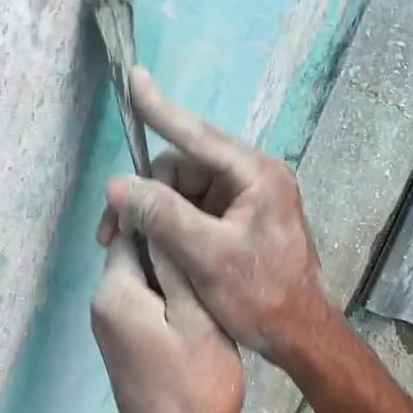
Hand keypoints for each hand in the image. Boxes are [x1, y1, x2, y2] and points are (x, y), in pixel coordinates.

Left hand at [91, 228, 243, 412]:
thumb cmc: (196, 385)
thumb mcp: (198, 318)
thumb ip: (176, 268)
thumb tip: (160, 221)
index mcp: (115, 292)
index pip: (131, 230)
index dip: (167, 219)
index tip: (204, 220)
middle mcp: (103, 305)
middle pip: (136, 255)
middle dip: (173, 249)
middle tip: (215, 253)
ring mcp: (111, 328)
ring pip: (144, 281)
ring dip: (175, 277)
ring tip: (214, 280)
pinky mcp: (125, 347)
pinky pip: (145, 305)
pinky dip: (170, 300)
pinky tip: (201, 310)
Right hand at [94, 68, 332, 363]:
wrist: (299, 334)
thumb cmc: (262, 296)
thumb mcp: (206, 257)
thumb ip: (163, 216)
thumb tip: (117, 185)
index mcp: (256, 175)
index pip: (196, 135)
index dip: (159, 109)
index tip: (132, 78)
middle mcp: (254, 177)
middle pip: (183, 168)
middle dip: (146, 194)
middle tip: (114, 232)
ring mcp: (248, 199)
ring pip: (185, 191)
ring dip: (155, 214)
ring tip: (130, 245)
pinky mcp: (241, 221)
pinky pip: (196, 210)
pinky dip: (171, 226)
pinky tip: (154, 249)